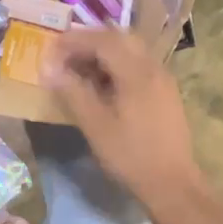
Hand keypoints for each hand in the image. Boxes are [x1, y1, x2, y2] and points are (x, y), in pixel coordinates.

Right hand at [40, 29, 203, 203]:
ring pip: (131, 52)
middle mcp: (153, 68)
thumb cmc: (131, 156)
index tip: (51, 49)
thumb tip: (49, 68)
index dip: (75, 41)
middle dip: (90, 42)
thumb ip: (72, 92)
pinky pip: (139, 66)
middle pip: (120, 39)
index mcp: (137, 72)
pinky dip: (117, 66)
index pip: (103, 41)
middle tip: (65, 55)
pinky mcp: (166, 93)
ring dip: (104, 54)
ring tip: (79, 70)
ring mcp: (163, 80)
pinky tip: (102, 86)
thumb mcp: (95, 126)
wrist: (173, 184)